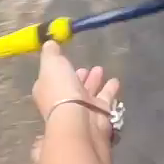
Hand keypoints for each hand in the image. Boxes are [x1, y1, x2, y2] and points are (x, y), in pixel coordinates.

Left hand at [33, 41, 120, 163]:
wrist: (79, 120)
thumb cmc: (60, 90)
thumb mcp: (50, 63)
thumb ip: (50, 53)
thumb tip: (49, 44)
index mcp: (47, 91)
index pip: (52, 79)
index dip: (60, 69)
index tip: (66, 59)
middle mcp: (63, 102)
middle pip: (72, 87)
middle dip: (79, 76)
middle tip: (86, 67)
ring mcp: (81, 110)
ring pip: (88, 93)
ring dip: (94, 81)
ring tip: (100, 69)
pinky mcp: (99, 116)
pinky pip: (105, 99)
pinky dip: (109, 89)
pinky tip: (115, 81)